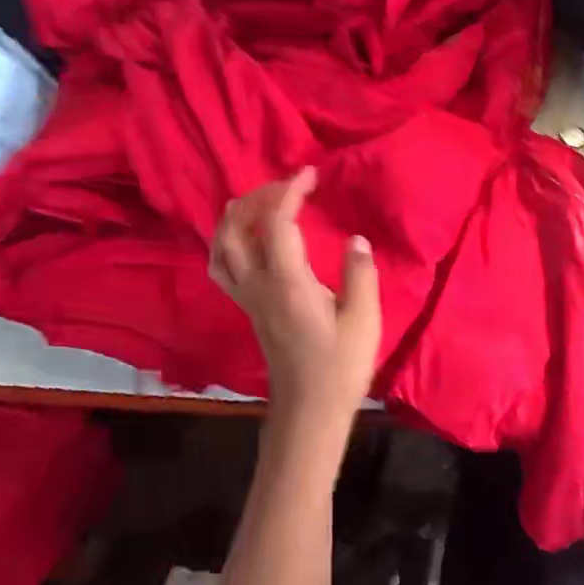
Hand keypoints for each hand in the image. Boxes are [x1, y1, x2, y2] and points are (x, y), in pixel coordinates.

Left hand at [210, 168, 380, 443]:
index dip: (290, 191)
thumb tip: (356, 239)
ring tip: (259, 204)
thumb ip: (360, 275)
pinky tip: (247, 240)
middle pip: (237, 228)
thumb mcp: (363, 321)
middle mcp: (258, 285)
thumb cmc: (340, 367)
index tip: (310, 174)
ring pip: (221, 247)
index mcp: (287, 282)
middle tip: (287, 187)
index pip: (277, 223)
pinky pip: (223, 266)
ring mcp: (247, 298)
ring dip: (235, 218)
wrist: (309, 410)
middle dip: (258, 198)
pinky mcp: (248, 308)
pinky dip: (228, 243)